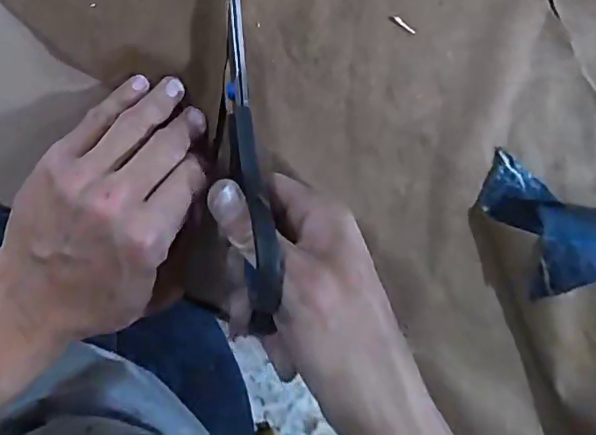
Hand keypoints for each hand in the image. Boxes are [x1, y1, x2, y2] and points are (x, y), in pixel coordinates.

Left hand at [0, 75, 208, 345]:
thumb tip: (201, 192)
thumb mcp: (148, 287)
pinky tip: (140, 84)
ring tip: (175, 87)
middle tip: (197, 116)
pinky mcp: (57, 161)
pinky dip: (121, 98)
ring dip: (159, 101)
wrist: (26, 300)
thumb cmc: (94, 299)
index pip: (189, 178)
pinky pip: (96, 120)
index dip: (202, 161)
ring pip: (133, 125)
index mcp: (146, 236)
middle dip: (187, 127)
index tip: (205, 153)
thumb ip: (177, 238)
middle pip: (165, 146)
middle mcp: (118, 201)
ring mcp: (84, 176)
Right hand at [208, 173, 452, 434]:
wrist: (380, 410)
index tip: (215, 235)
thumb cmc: (337, 333)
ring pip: (266, 267)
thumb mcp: (289, 279)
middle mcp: (322, 233)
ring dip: (255, 302)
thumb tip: (219, 186)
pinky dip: (271, 321)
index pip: (270, 186)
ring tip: (254, 333)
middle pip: (262, 230)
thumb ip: (251, 234)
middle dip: (245, 269)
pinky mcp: (316, 301)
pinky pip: (280, 296)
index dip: (240, 204)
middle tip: (239, 303)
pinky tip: (277, 349)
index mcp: (323, 214)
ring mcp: (320, 268)